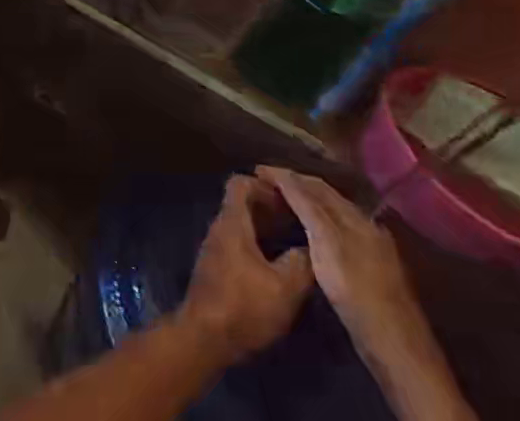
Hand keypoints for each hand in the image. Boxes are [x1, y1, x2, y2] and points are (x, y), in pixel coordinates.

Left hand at [174, 174, 314, 365]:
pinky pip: (239, 242)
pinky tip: (282, 261)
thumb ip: (301, 262)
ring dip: (267, 226)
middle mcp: (220, 228)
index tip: (292, 195)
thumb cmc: (245, 306)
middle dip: (272, 206)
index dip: (265, 183)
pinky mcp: (219, 267)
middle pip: (242, 203)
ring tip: (299, 237)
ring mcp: (216, 247)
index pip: (241, 183)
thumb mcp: (284, 287)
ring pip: (242, 224)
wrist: (206, 335)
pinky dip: (260, 243)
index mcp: (232, 223)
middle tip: (303, 218)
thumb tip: (312, 246)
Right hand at [258, 168, 477, 420]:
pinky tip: (303, 233)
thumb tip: (287, 174)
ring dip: (303, 203)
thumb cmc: (355, 289)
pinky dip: (313, 223)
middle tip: (262, 184)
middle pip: (324, 196)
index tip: (256, 170)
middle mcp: (364, 226)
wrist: (393, 344)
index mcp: (356, 216)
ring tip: (277, 203)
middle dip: (294, 185)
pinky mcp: (365, 268)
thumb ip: (308, 207)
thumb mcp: (327, 243)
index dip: (285, 174)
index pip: (315, 184)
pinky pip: (333, 231)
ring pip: (329, 213)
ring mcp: (367, 247)